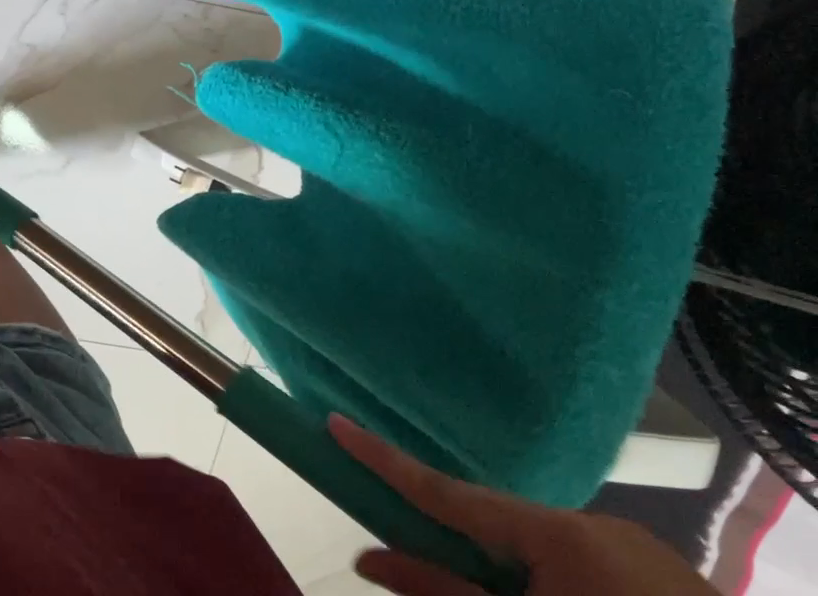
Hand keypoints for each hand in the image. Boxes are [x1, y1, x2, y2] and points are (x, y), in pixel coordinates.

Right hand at [330, 415, 715, 595]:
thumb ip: (442, 592)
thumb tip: (367, 556)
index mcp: (557, 533)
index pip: (447, 491)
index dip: (384, 460)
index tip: (334, 422)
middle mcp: (595, 524)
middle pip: (494, 521)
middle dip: (455, 540)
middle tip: (418, 557)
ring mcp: (638, 548)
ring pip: (538, 546)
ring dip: (507, 570)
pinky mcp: (667, 576)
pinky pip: (580, 563)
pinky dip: (549, 581)